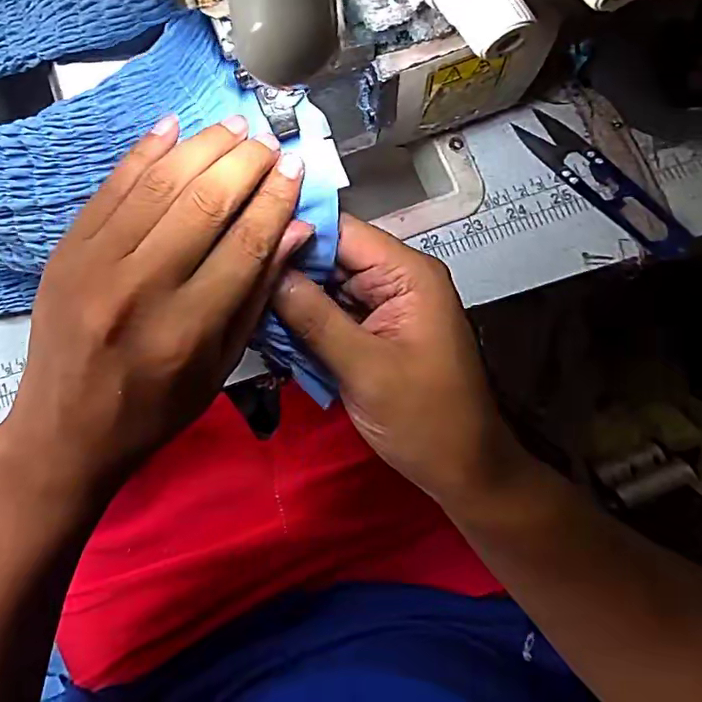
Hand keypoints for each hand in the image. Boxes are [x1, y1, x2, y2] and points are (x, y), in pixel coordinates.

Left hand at [0, 113, 310, 502]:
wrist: (63, 429)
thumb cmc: (152, 409)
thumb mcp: (218, 367)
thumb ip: (256, 295)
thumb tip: (295, 228)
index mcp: (186, 328)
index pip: (245, 243)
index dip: (276, 198)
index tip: (295, 167)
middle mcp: (141, 287)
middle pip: (204, 203)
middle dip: (244, 164)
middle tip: (268, 144)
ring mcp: (96, 262)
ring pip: (159, 184)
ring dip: (201, 147)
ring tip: (232, 127)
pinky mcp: (68, 248)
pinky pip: (112, 186)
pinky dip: (145, 151)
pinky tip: (172, 126)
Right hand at [271, 213, 528, 509]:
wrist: (464, 472)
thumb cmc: (426, 419)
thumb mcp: (365, 368)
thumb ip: (314, 317)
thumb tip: (267, 270)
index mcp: (406, 273)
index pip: (341, 230)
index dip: (294, 230)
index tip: (246, 241)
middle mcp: (394, 276)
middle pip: (328, 254)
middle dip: (285, 267)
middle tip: (237, 281)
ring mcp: (382, 301)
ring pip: (323, 282)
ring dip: (289, 295)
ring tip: (245, 303)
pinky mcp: (371, 326)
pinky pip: (328, 308)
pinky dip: (301, 318)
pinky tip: (268, 327)